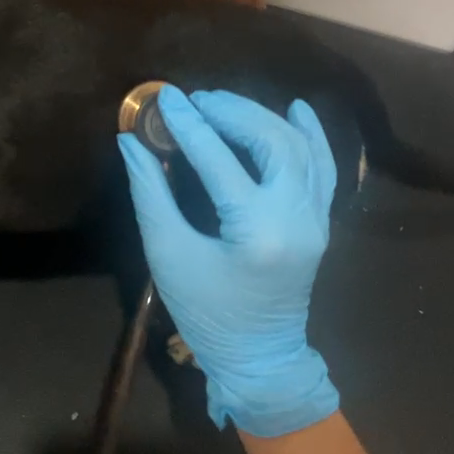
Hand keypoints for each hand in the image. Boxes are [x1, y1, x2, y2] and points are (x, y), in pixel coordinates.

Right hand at [118, 86, 339, 437]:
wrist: (258, 357)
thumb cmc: (205, 311)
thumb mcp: (167, 253)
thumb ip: (150, 192)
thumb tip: (131, 142)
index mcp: (257, 231)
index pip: (218, 159)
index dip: (189, 123)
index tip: (166, 96)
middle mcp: (297, 217)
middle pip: (272, 142)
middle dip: (233, 112)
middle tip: (197, 100)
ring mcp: (317, 219)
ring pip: (299, 148)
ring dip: (261, 117)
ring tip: (223, 103)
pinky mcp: (320, 221)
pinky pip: (323, 168)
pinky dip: (311, 135)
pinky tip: (297, 108)